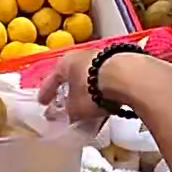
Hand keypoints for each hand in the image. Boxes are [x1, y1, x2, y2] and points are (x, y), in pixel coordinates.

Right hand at [39, 48, 171, 126]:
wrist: (129, 76)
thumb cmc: (93, 90)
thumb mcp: (76, 108)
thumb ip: (69, 113)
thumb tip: (69, 116)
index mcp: (66, 62)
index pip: (52, 78)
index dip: (46, 92)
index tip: (43, 103)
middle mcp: (83, 56)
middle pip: (73, 76)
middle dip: (70, 92)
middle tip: (66, 105)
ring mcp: (104, 58)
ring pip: (92, 78)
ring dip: (89, 93)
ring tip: (90, 109)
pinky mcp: (123, 64)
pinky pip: (108, 81)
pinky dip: (105, 92)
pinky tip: (109, 105)